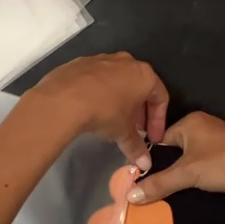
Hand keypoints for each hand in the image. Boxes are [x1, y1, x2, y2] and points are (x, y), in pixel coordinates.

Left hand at [24, 53, 168, 169]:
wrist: (64, 98)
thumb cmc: (105, 111)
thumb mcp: (123, 132)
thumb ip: (136, 147)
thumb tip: (145, 165)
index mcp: (144, 75)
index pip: (160, 98)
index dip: (158, 121)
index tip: (153, 138)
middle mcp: (126, 62)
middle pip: (139, 87)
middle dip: (139, 111)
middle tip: (135, 131)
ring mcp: (103, 59)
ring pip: (118, 81)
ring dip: (120, 100)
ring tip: (113, 120)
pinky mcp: (82, 62)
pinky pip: (98, 78)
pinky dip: (100, 92)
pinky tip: (92, 107)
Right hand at [130, 112, 224, 205]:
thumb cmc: (222, 164)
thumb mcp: (186, 174)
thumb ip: (158, 184)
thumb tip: (130, 196)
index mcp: (190, 121)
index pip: (160, 138)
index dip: (150, 159)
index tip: (140, 178)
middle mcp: (204, 124)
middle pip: (175, 148)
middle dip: (166, 167)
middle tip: (152, 188)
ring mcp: (219, 138)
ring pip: (191, 156)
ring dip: (183, 172)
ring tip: (170, 191)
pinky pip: (205, 161)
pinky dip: (199, 173)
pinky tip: (195, 188)